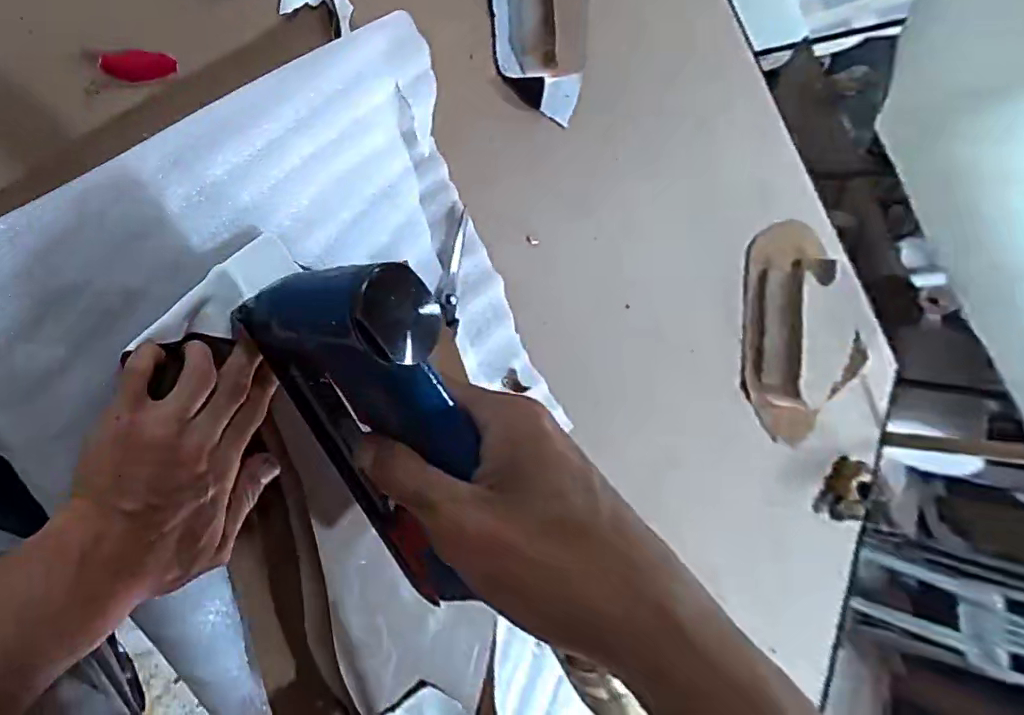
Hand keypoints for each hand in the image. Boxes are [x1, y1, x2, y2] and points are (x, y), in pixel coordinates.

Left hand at [66, 339, 279, 601]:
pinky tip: (154, 353)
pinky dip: (150, 354)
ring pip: (196, 369)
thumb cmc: (158, 556)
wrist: (100, 557)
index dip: (265, 381)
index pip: (251, 412)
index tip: (270, 359)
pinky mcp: (125, 416)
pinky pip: (140, 371)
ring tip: (195, 349)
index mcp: (221, 468)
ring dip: (200, 352)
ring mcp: (160, 424)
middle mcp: (198, 440)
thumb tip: (271, 461)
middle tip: (248, 333)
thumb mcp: (216, 545)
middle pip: (232, 384)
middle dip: (246, 354)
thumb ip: (246, 499)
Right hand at [358, 382, 730, 676]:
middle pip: (449, 432)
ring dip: (449, 502)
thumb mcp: (460, 522)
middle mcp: (528, 427)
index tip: (368, 449)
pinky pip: (498, 492)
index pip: (429, 391)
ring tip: (446, 547)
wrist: (658, 631)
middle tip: (409, 515)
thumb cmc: (552, 565)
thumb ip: (404, 476)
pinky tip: (482, 560)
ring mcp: (549, 463)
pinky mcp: (561, 497)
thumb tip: (364, 441)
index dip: (393, 415)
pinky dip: (479, 518)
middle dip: (422, 473)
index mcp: (507, 415)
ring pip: (471, 468)